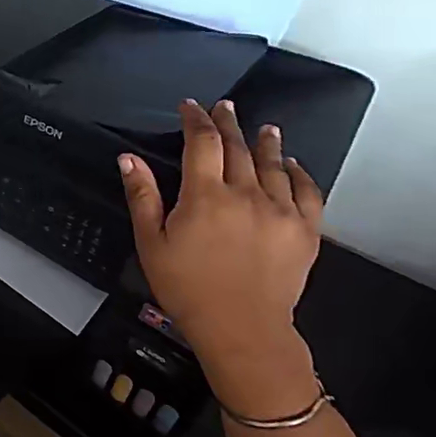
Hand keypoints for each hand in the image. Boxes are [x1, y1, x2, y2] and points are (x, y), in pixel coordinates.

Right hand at [119, 99, 324, 418]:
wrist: (242, 329)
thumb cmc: (187, 288)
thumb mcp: (151, 243)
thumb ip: (142, 196)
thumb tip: (128, 158)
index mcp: (205, 196)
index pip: (201, 142)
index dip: (195, 120)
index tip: (190, 107)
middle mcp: (246, 195)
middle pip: (237, 147)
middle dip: (227, 123)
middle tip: (223, 107)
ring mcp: (280, 211)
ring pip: (273, 165)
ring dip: (265, 142)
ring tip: (263, 127)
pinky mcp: (305, 231)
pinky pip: (307, 192)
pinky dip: (299, 173)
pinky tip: (292, 165)